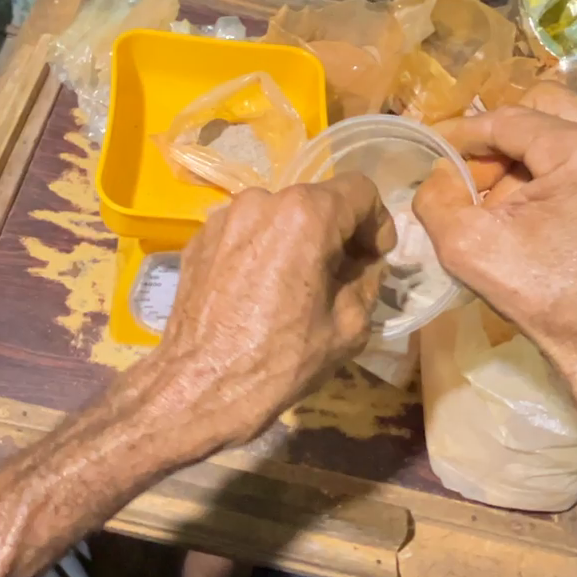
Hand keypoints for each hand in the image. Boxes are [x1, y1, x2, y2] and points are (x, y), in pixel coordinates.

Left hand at [118, 174, 395, 459]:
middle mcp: (261, 201)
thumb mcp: (349, 326)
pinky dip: (263, 251)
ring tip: (296, 287)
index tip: (374, 257)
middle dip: (337, 233)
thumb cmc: (282, 360)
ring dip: (297, 241)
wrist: (200, 386)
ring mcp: (223, 218)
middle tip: (342, 276)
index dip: (378, 222)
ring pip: (278, 216)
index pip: (360, 191)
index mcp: (305, 216)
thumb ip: (367, 279)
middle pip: (316, 202)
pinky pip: (246, 232)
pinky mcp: (198, 239)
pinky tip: (259, 292)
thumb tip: (363, 263)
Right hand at [413, 84, 576, 440]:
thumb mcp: (467, 248)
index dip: (463, 133)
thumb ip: (436, 196)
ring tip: (504, 195)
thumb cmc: (546, 301)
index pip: (508, 119)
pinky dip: (555, 160)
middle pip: (542, 106)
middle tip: (474, 176)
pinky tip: (535, 200)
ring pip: (567, 121)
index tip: (433, 146)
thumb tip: (437, 170)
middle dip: (500, 138)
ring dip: (527, 148)